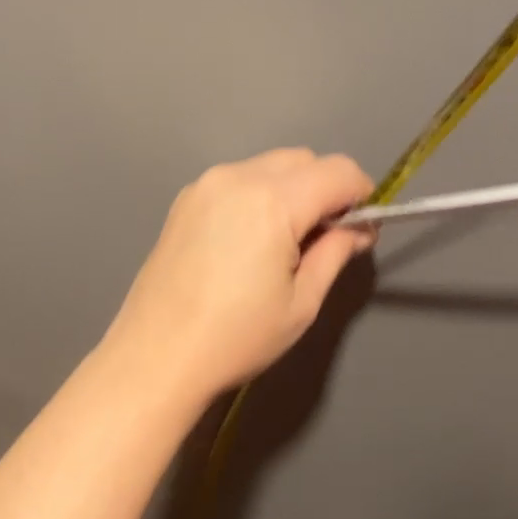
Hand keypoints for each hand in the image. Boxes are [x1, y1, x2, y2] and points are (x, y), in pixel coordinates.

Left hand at [101, 148, 375, 403]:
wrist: (156, 357)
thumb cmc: (235, 339)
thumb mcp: (300, 304)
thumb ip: (334, 254)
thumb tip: (358, 229)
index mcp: (272, 202)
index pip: (338, 171)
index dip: (361, 196)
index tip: (361, 231)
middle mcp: (236, 178)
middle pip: (302, 161)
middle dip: (324, 191)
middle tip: (321, 243)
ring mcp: (203, 187)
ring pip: (267, 168)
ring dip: (290, 193)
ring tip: (282, 248)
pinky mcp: (183, 203)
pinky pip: (236, 183)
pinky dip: (256, 199)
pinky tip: (248, 246)